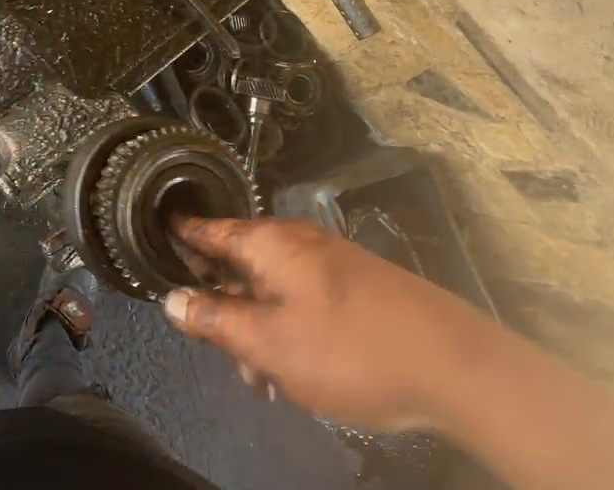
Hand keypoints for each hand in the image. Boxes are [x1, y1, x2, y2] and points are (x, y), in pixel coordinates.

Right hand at [162, 216, 497, 432]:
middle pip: (240, 265)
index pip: (208, 230)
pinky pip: (305, 302)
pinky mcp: (358, 287)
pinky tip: (305, 373)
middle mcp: (297, 242)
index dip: (179, 237)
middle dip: (227, 310)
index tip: (154, 235)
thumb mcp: (270, 343)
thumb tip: (172, 298)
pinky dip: (292, 332)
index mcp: (269, 243)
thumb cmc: (351, 350)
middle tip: (232, 361)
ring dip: (261, 331)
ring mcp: (332, 263)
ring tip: (272, 383)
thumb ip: (216, 319)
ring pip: (273, 290)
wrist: (460, 368)